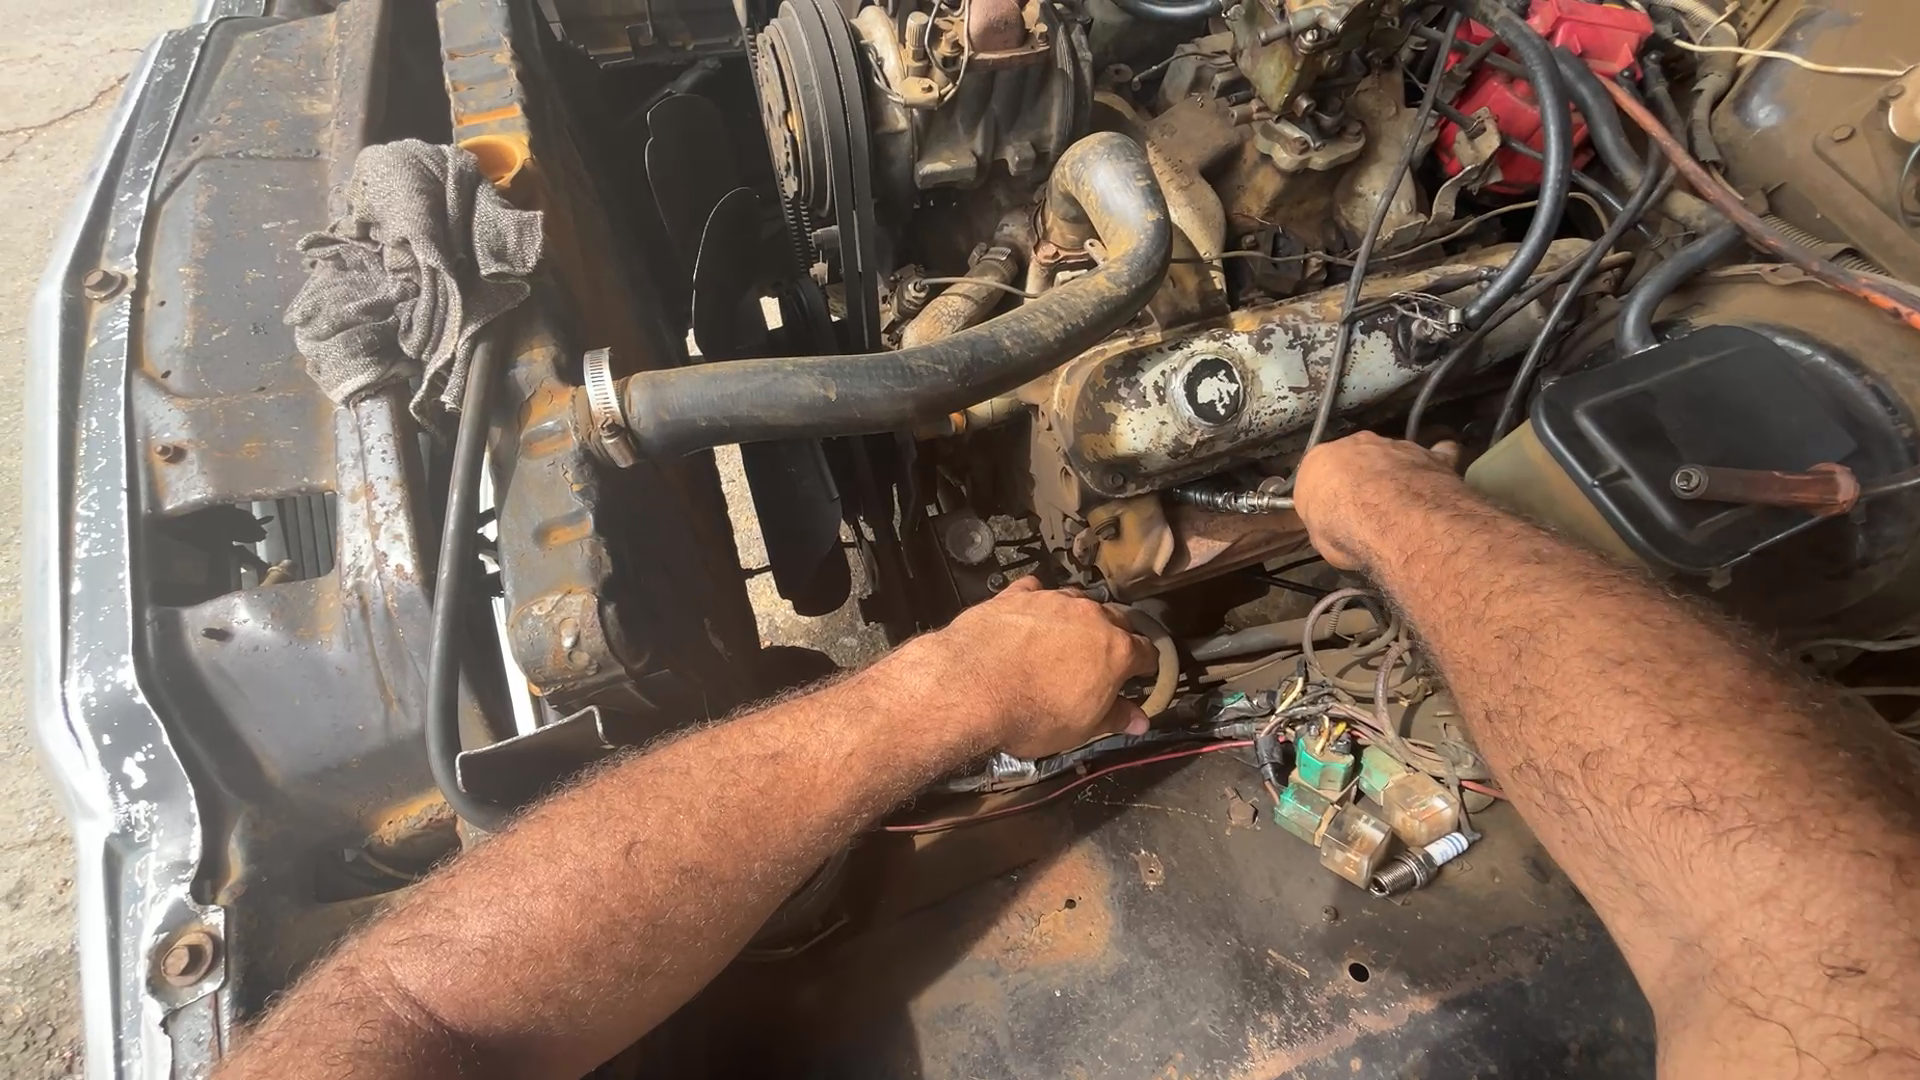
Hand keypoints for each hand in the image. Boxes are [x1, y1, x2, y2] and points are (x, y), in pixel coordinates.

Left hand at [905, 577, 1160, 757]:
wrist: (971, 686)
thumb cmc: (1032, 714)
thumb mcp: (1080, 728)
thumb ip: (1114, 717)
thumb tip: (1140, 720)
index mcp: (1116, 650)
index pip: (1147, 651)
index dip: (1147, 665)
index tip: (1141, 674)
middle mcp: (1090, 616)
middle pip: (1116, 618)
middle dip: (1117, 635)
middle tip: (1106, 655)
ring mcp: (1052, 600)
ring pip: (1078, 600)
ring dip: (1079, 616)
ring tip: (1069, 635)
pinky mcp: (1016, 594)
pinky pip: (1035, 590)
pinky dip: (1037, 601)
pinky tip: (1029, 613)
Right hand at [1293, 433, 1461, 569]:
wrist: (1393, 520)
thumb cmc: (1343, 529)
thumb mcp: (1318, 537)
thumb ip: (1326, 523)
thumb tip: (1337, 530)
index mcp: (1317, 461)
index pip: (1317, 473)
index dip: (1326, 494)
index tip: (1333, 513)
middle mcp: (1354, 444)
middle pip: (1355, 458)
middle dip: (1359, 478)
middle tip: (1366, 508)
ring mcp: (1394, 445)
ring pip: (1392, 454)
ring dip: (1394, 473)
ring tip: (1402, 503)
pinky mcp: (1431, 454)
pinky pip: (1437, 452)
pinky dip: (1437, 462)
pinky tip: (1436, 478)